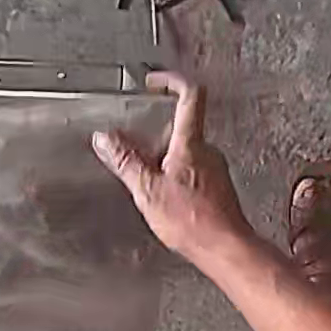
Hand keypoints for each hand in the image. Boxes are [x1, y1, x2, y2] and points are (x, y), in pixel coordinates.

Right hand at [93, 72, 256, 265]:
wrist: (224, 248)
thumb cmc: (194, 222)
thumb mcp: (148, 190)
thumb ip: (126, 161)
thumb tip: (105, 138)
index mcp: (191, 144)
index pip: (189, 96)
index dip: (171, 82)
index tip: (155, 82)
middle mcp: (208, 153)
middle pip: (181, 130)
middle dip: (156, 138)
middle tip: (138, 154)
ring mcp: (215, 171)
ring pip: (187, 154)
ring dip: (165, 162)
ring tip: (150, 185)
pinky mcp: (217, 190)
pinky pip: (194, 173)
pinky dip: (177, 179)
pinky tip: (168, 202)